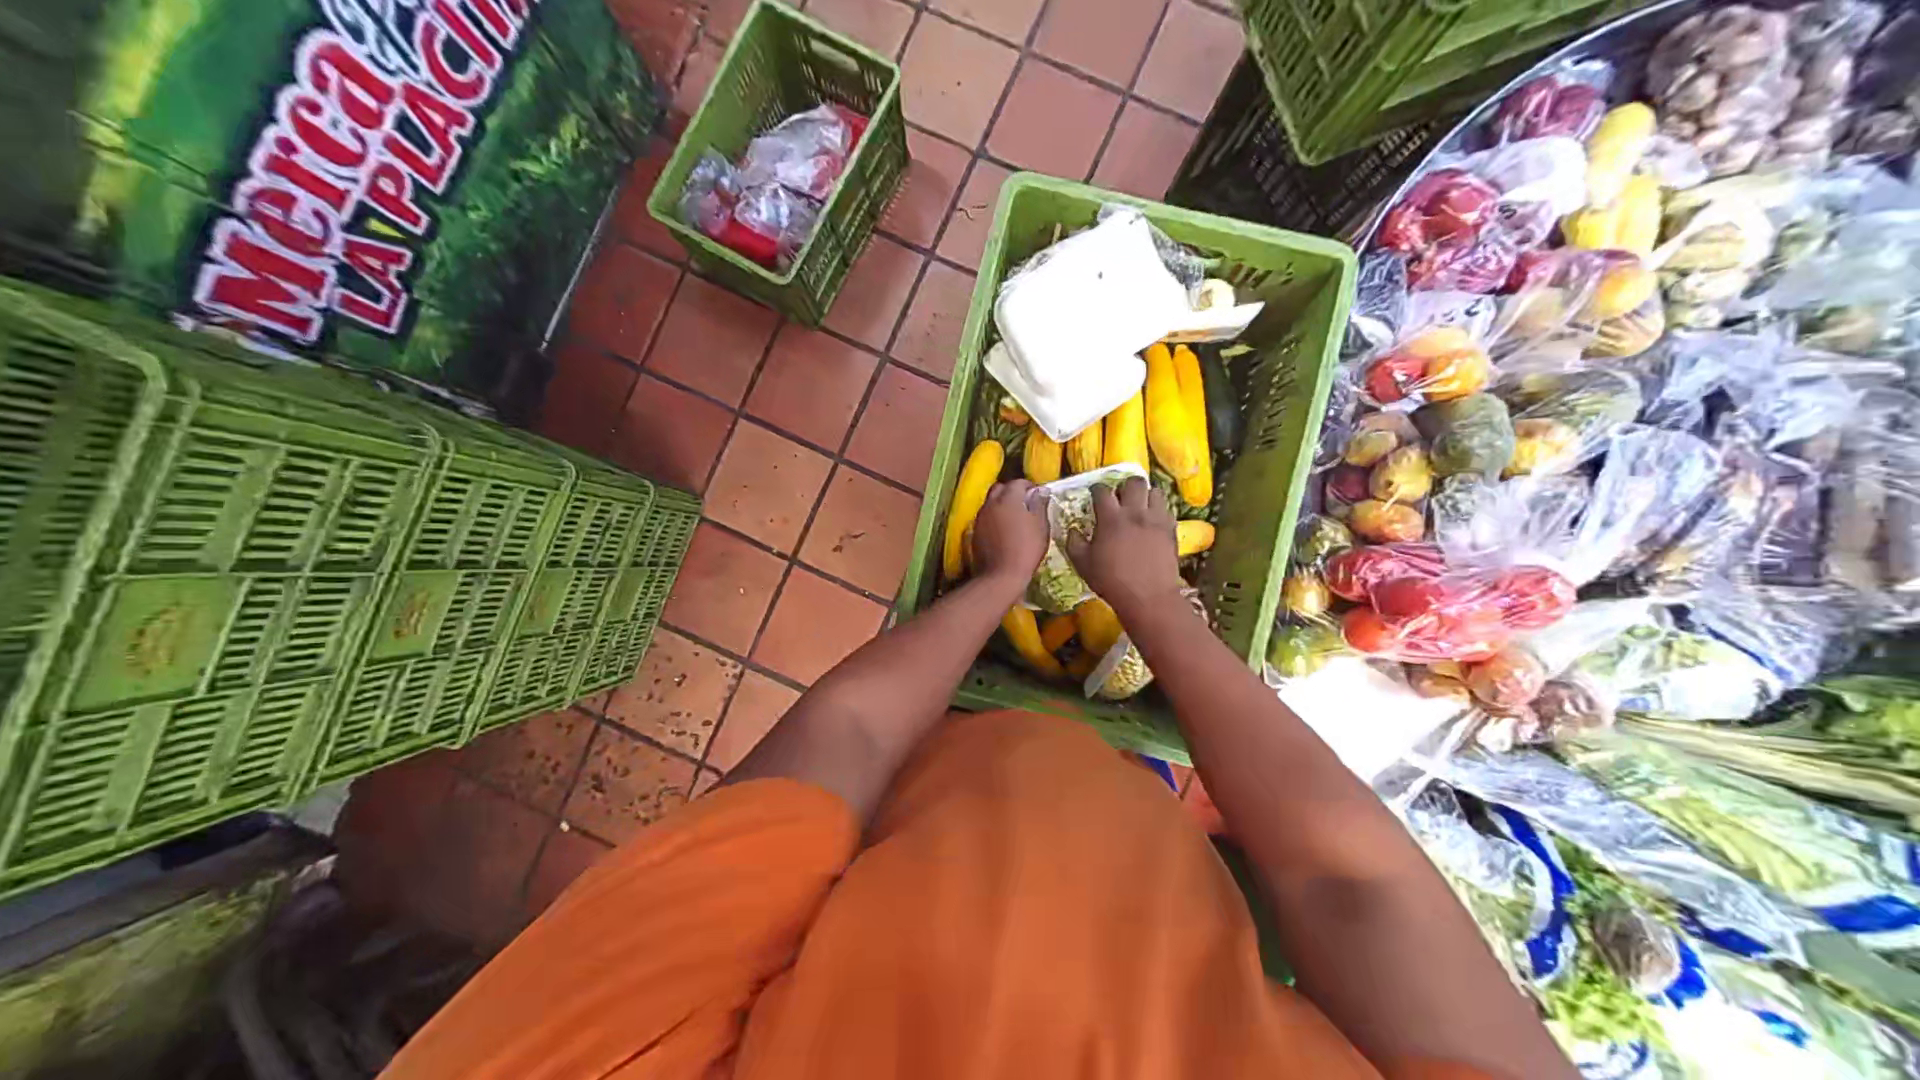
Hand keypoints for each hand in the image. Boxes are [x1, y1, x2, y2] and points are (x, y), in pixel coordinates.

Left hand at [971, 480, 1049, 586]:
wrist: (1001, 575)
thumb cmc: (1026, 549)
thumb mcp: (1041, 526)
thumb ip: (1040, 505)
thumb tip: (1040, 491)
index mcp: (1008, 498)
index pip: (1018, 482)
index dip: (1029, 486)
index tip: (1038, 495)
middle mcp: (990, 503)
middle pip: (1000, 489)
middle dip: (1012, 491)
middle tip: (1025, 502)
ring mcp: (980, 518)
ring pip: (991, 503)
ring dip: (1002, 504)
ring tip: (1016, 517)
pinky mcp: (975, 532)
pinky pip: (986, 517)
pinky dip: (995, 518)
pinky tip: (1005, 530)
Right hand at [1066, 477, 1182, 618]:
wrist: (1148, 597)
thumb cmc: (1111, 581)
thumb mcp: (1083, 564)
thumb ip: (1074, 543)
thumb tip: (1072, 530)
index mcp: (1111, 518)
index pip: (1102, 491)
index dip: (1097, 490)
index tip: (1095, 495)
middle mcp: (1134, 512)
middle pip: (1133, 482)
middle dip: (1125, 486)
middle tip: (1120, 498)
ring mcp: (1156, 519)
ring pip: (1154, 491)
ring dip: (1145, 495)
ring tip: (1139, 506)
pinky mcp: (1171, 529)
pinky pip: (1166, 509)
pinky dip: (1158, 510)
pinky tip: (1152, 521)